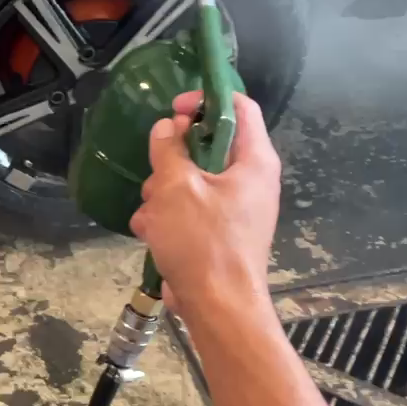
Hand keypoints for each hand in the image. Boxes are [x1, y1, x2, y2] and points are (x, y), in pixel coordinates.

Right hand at [129, 91, 280, 317]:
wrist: (217, 306)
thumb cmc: (203, 241)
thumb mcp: (177, 188)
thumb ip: (169, 150)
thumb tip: (167, 128)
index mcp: (254, 161)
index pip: (239, 107)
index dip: (205, 100)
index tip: (173, 109)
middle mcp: (249, 181)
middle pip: (207, 147)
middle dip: (171, 160)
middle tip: (156, 173)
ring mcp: (233, 208)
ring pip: (188, 181)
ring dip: (161, 195)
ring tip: (152, 216)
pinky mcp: (216, 232)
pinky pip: (187, 210)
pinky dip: (166, 218)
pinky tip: (152, 233)